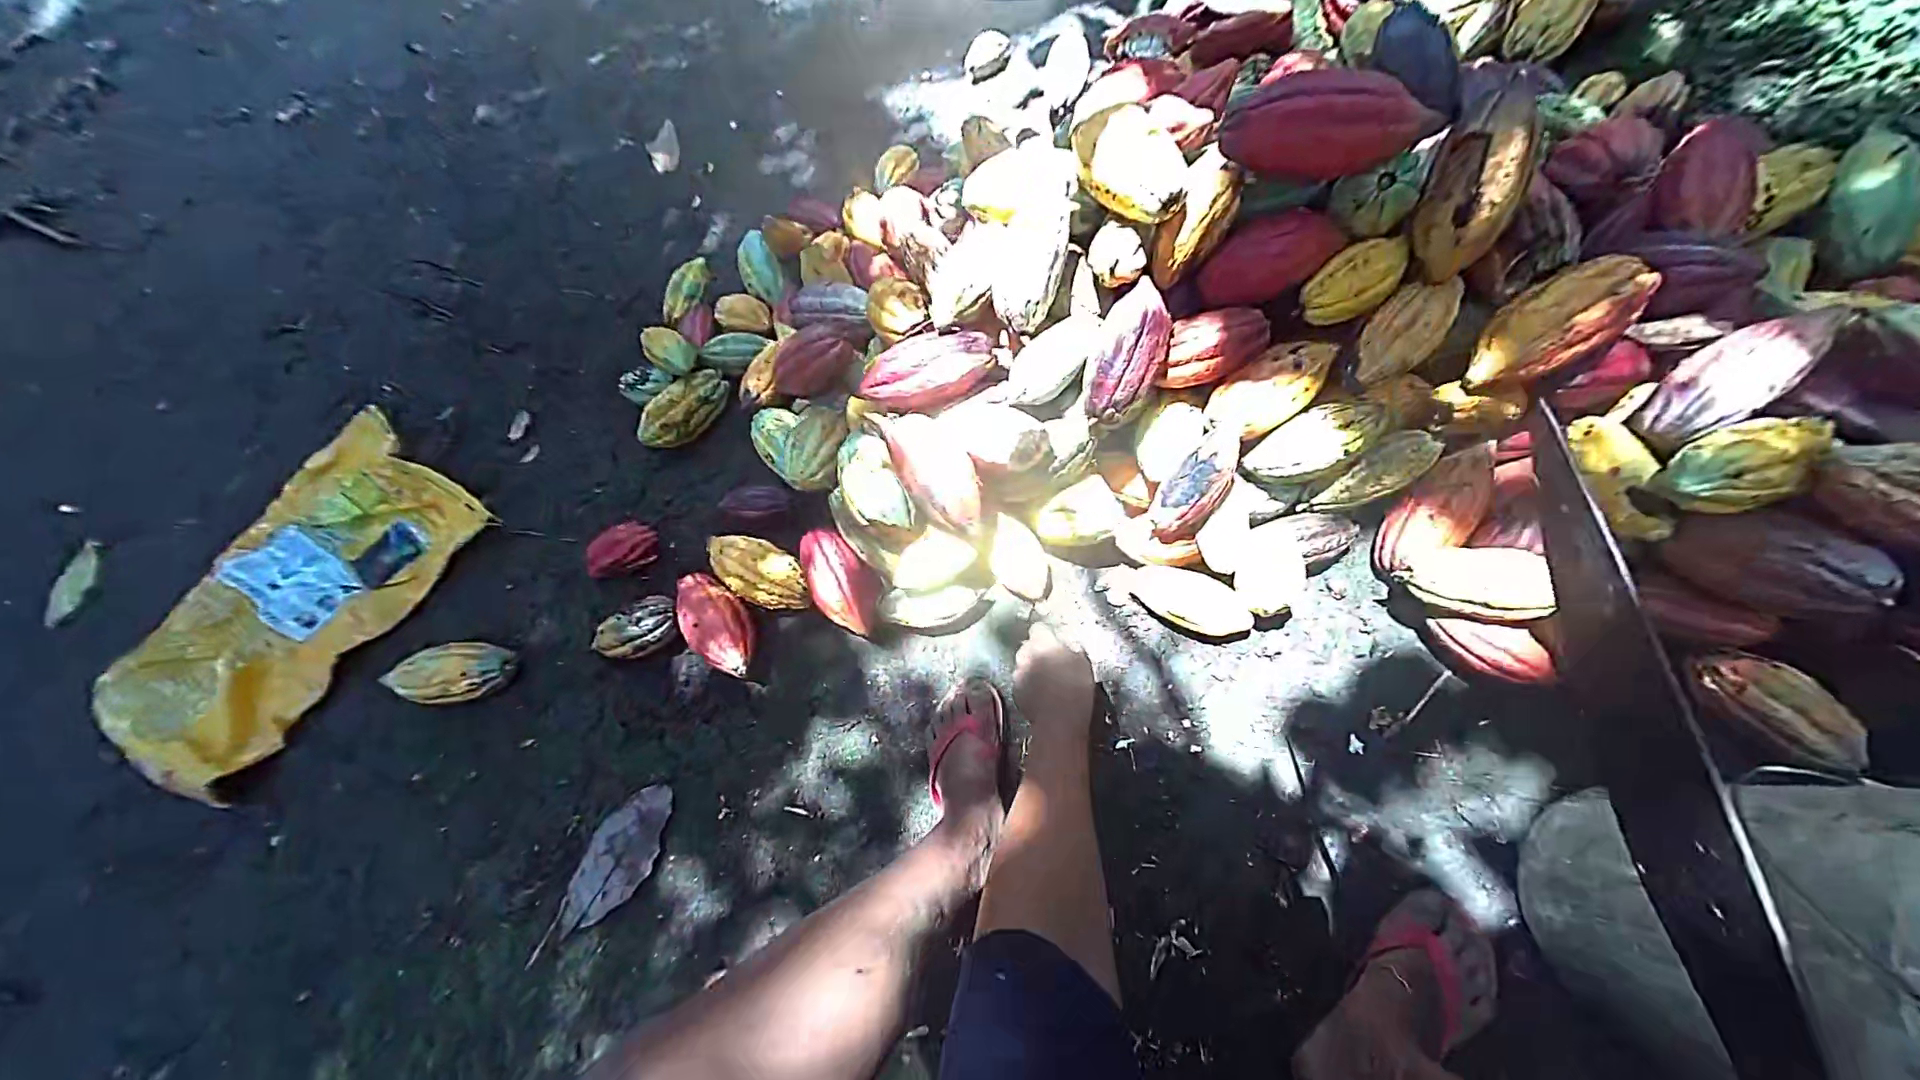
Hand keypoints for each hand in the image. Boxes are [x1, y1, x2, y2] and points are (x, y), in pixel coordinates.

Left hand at [1013, 622, 1094, 732]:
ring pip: (1023, 662)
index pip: (1038, 628)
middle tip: (1051, 661)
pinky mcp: (1014, 689)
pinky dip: (1028, 682)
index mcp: (1042, 643)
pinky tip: (1040, 692)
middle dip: (1037, 650)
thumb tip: (1064, 645)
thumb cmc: (1077, 689)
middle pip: (1028, 645)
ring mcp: (1017, 672)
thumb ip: (1069, 648)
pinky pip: (1021, 679)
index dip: (1046, 634)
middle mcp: (1025, 653)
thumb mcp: (1082, 662)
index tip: (1054, 642)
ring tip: (1045, 679)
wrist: (1059, 721)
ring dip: (1031, 666)